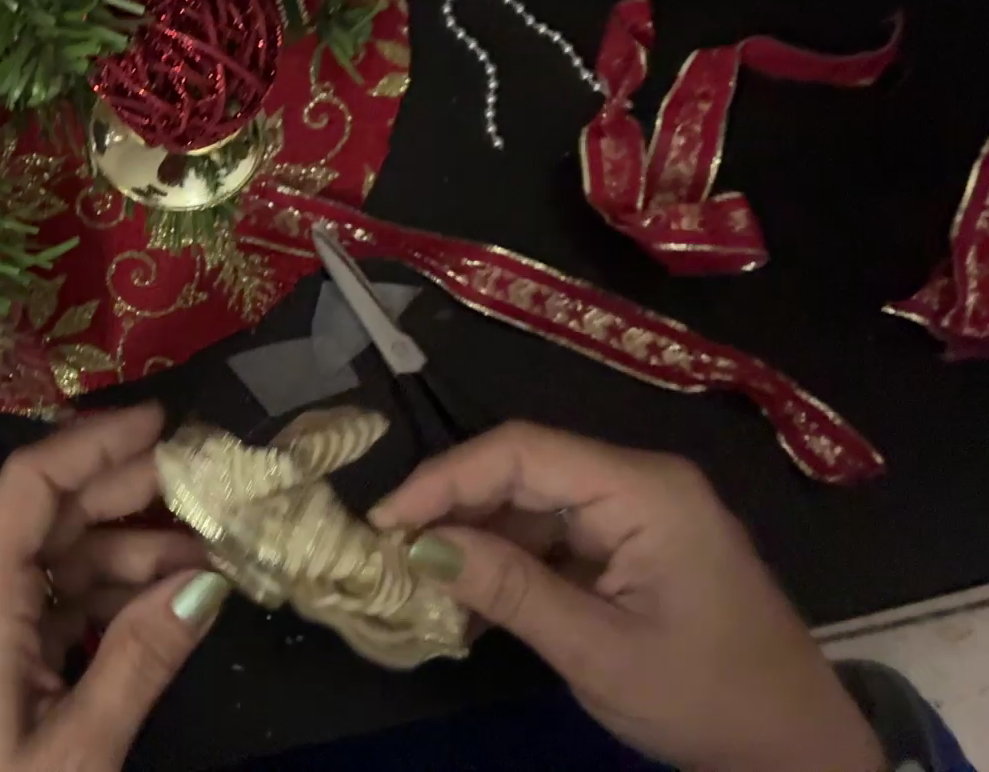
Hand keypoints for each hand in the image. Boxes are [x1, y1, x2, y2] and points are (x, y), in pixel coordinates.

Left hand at [0, 403, 229, 771]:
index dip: (96, 440)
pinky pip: (45, 600)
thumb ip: (142, 658)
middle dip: (128, 493)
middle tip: (202, 485)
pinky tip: (154, 602)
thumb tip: (209, 584)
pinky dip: (100, 595)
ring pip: (53, 558)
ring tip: (203, 559)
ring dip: (125, 553)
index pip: (34, 481)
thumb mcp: (78, 750)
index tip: (160, 422)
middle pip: (50, 513)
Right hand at [370, 422, 882, 771]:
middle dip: (449, 506)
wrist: (802, 764)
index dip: (443, 477)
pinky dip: (496, 557)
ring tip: (421, 572)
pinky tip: (466, 590)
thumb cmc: (714, 705)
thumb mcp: (602, 653)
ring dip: (468, 534)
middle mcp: (632, 482)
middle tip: (394, 546)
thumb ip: (508, 590)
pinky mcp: (617, 540)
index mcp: (644, 491)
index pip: (519, 452)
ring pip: (518, 497)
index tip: (388, 520)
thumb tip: (416, 547)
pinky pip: (538, 529)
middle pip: (514, 468)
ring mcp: (626, 510)